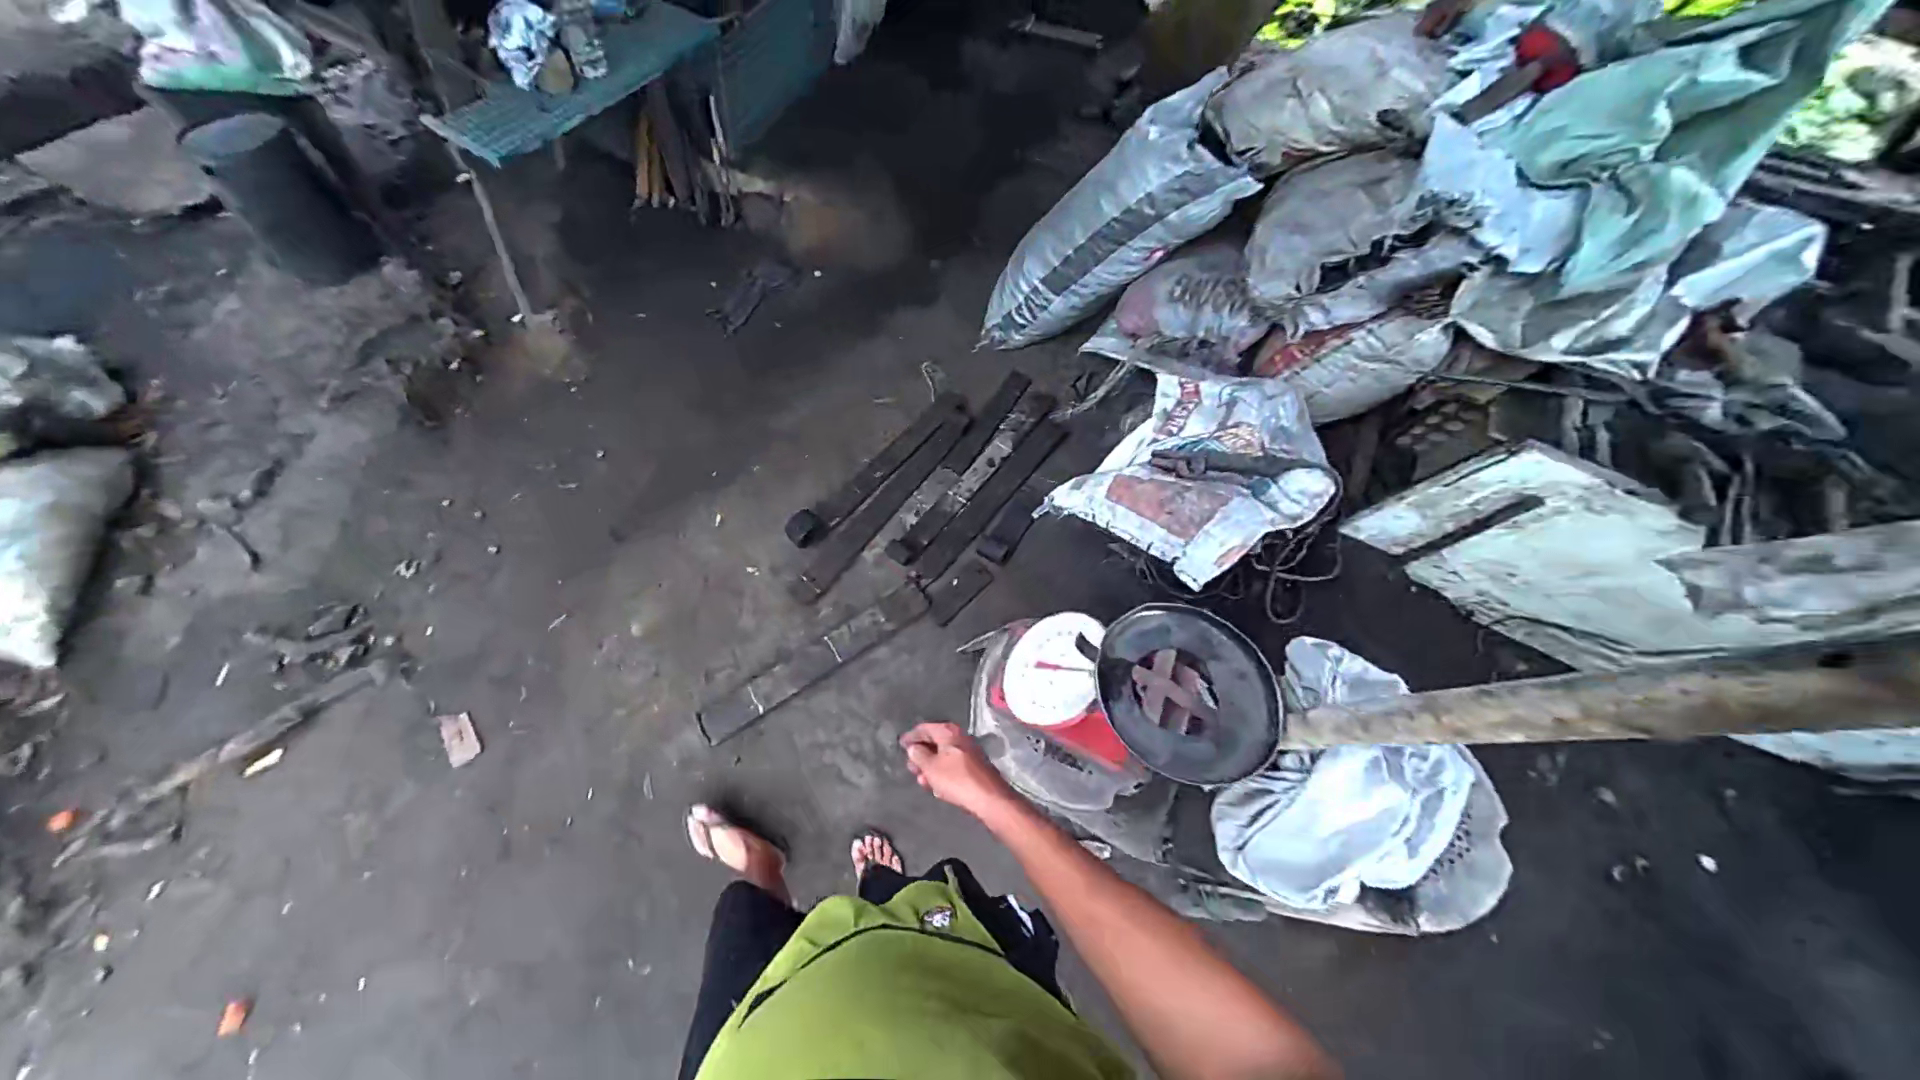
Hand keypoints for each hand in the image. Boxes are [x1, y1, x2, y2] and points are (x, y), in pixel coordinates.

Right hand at [899, 722, 1022, 823]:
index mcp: (949, 732)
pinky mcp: (973, 768)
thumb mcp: (931, 768)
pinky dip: (941, 774)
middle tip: (910, 765)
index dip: (912, 736)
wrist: (989, 798)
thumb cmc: (957, 779)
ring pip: (943, 756)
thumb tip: (913, 748)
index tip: (901, 744)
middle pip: (935, 742)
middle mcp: (960, 738)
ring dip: (930, 766)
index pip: (925, 728)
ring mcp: (968, 753)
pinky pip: (952, 767)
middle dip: (921, 753)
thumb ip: (919, 756)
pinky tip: (936, 786)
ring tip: (920, 778)